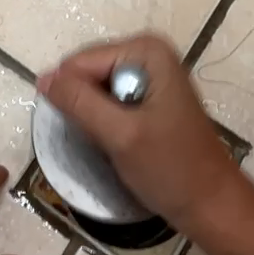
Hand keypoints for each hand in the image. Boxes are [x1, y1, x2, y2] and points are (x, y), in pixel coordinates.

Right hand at [36, 33, 249, 238]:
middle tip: (100, 140)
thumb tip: (42, 78)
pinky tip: (118, 143)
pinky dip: (105, 122)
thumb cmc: (170, 168)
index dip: (73, 98)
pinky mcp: (148, 96)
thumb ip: (79, 102)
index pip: (80, 62)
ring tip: (109, 143)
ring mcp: (149, 74)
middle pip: (87, 72)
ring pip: (95, 89)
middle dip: (84, 106)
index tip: (88, 132)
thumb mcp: (120, 135)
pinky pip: (109, 100)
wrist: (211, 204)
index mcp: (145, 50)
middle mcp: (147, 52)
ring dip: (93, 117)